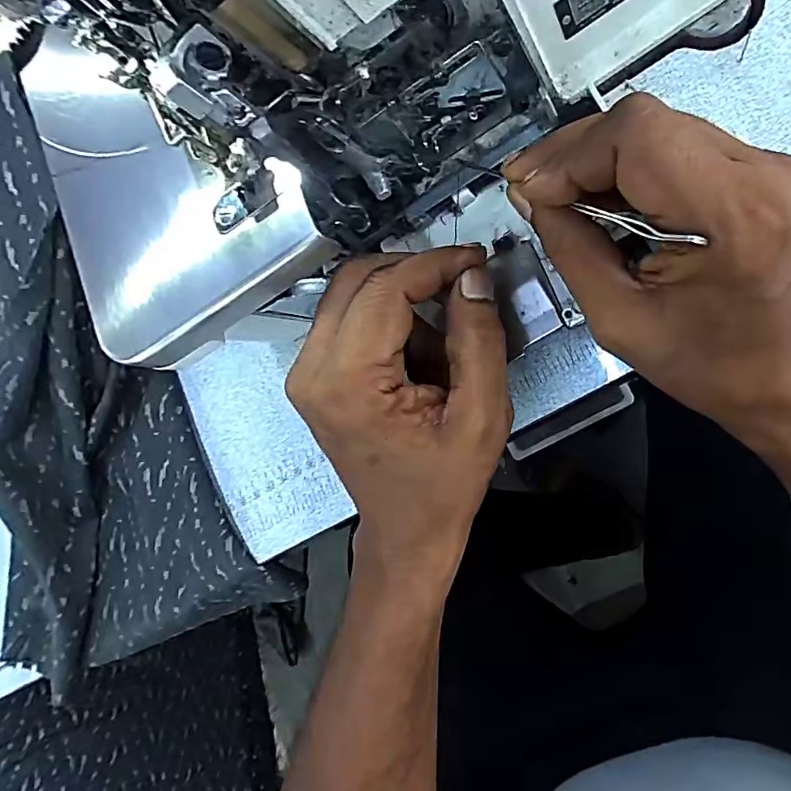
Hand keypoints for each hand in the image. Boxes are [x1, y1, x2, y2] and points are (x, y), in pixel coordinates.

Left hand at [285, 248, 512, 597]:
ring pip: (353, 294)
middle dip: (418, 271)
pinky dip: (394, 319)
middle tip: (467, 282)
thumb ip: (479, 341)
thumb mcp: (483, 414)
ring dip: (407, 297)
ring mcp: (307, 373)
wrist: (408, 530)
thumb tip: (472, 281)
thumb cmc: (445, 485)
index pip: (385, 288)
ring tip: (451, 337)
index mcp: (348, 382)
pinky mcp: (317, 377)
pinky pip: (353, 319)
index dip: (435, 264)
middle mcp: (312, 370)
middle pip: (359, 279)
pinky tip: (426, 355)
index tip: (475, 260)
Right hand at [504, 93, 790, 447]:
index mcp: (740, 218)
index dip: (573, 155)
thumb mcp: (620, 319)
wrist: (772, 374)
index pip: (638, 136)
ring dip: (609, 160)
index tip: (535, 187)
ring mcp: (774, 169)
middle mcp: (768, 180)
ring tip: (580, 203)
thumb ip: (570, 247)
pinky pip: (685, 143)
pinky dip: (641, 167)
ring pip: (663, 127)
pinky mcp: (768, 170)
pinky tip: (621, 202)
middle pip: (648, 123)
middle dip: (582, 155)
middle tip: (543, 191)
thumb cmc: (713, 364)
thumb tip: (534, 194)